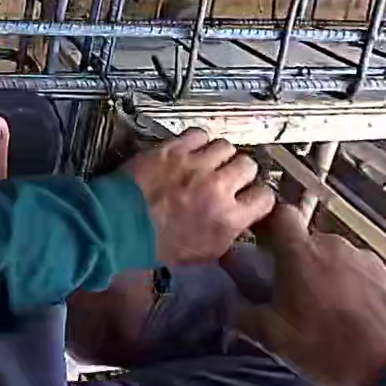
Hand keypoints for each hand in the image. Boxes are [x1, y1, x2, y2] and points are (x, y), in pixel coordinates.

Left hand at [114, 130, 274, 264]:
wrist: (120, 224)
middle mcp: (219, 187)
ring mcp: (195, 164)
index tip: (247, 194)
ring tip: (207, 161)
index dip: (257, 195)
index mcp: (230, 218)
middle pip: (247, 165)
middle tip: (225, 175)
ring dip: (218, 154)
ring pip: (225, 146)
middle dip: (239, 171)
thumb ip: (228, 231)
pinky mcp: (173, 148)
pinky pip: (198, 134)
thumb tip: (240, 218)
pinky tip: (190, 149)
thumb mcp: (205, 251)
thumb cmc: (159, 245)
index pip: (265, 197)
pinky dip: (197, 140)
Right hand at [232, 205, 385, 385]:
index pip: (277, 213)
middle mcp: (332, 246)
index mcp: (299, 252)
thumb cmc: (334, 352)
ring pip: (332, 256)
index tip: (259, 241)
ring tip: (326, 310)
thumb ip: (242, 314)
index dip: (266, 223)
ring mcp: (364, 259)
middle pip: (304, 240)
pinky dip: (351, 286)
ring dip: (324, 274)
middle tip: (290, 292)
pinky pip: (358, 272)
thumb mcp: (275, 339)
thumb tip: (224, 301)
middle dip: (295, 260)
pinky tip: (352, 316)